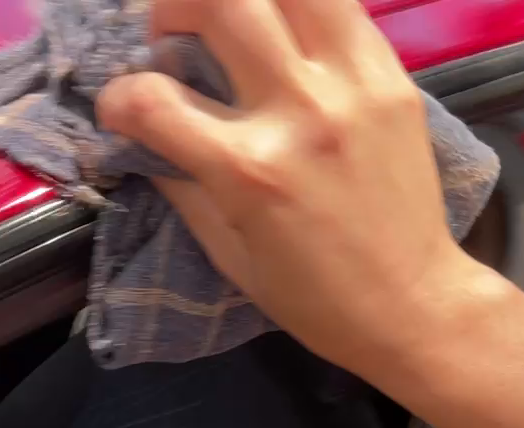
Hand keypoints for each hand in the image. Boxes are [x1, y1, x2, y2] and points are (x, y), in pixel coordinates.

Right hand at [96, 0, 494, 376]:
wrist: (408, 302)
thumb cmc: (309, 298)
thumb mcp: (229, 256)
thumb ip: (185, 189)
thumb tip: (147, 144)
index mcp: (248, 172)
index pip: (155, 101)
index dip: (117, 98)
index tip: (115, 107)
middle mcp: (298, 111)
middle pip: (223, 3)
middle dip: (173, 6)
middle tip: (167, 32)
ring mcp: (353, 84)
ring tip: (229, 17)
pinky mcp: (393, 75)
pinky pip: (340, 6)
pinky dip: (299, 8)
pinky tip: (285, 33)